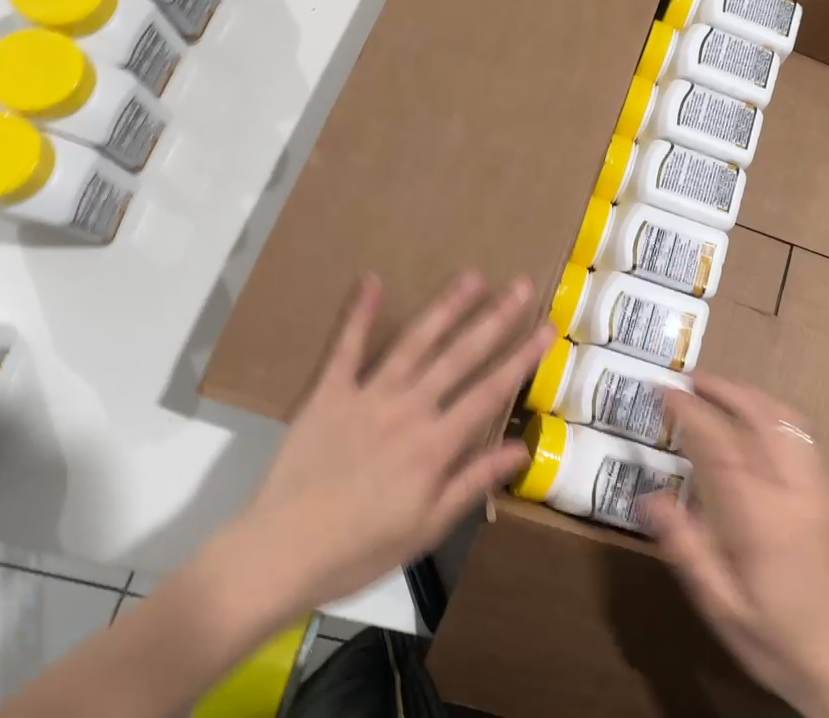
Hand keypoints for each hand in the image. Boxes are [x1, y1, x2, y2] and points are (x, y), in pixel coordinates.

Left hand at [231, 272, 549, 618]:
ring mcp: (366, 397)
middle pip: (459, 357)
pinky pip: (346, 349)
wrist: (281, 553)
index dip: (522, 358)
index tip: (548, 328)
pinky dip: (359, 314)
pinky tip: (373, 281)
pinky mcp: (327, 395)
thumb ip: (473, 481)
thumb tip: (521, 447)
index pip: (489, 392)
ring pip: (415, 343)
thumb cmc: (361, 550)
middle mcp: (407, 410)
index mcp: (435, 446)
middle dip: (495, 319)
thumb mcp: (427, 528)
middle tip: (523, 284)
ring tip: (473, 276)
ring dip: (446, 308)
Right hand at [642, 375, 828, 714]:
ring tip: (717, 392)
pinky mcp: (828, 495)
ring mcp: (817, 489)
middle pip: (762, 416)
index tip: (664, 390)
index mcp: (762, 517)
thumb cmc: (772, 638)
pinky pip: (801, 435)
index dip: (691, 411)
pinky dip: (772, 414)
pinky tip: (753, 422)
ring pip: (787, 420)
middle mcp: (794, 491)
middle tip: (689, 380)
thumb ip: (686, 547)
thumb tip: (649, 497)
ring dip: (751, 396)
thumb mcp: (718, 604)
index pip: (721, 445)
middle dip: (725, 389)